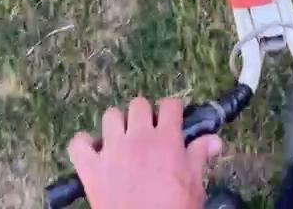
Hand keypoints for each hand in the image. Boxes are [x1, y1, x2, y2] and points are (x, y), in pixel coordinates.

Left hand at [66, 97, 222, 208]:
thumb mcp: (194, 188)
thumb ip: (199, 157)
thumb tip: (214, 139)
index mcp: (166, 139)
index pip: (170, 104)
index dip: (172, 112)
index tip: (173, 122)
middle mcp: (138, 136)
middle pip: (139, 104)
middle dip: (144, 116)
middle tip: (148, 135)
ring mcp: (112, 150)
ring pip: (110, 116)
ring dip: (117, 127)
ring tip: (122, 143)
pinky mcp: (91, 168)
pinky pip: (78, 144)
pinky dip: (84, 146)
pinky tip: (94, 154)